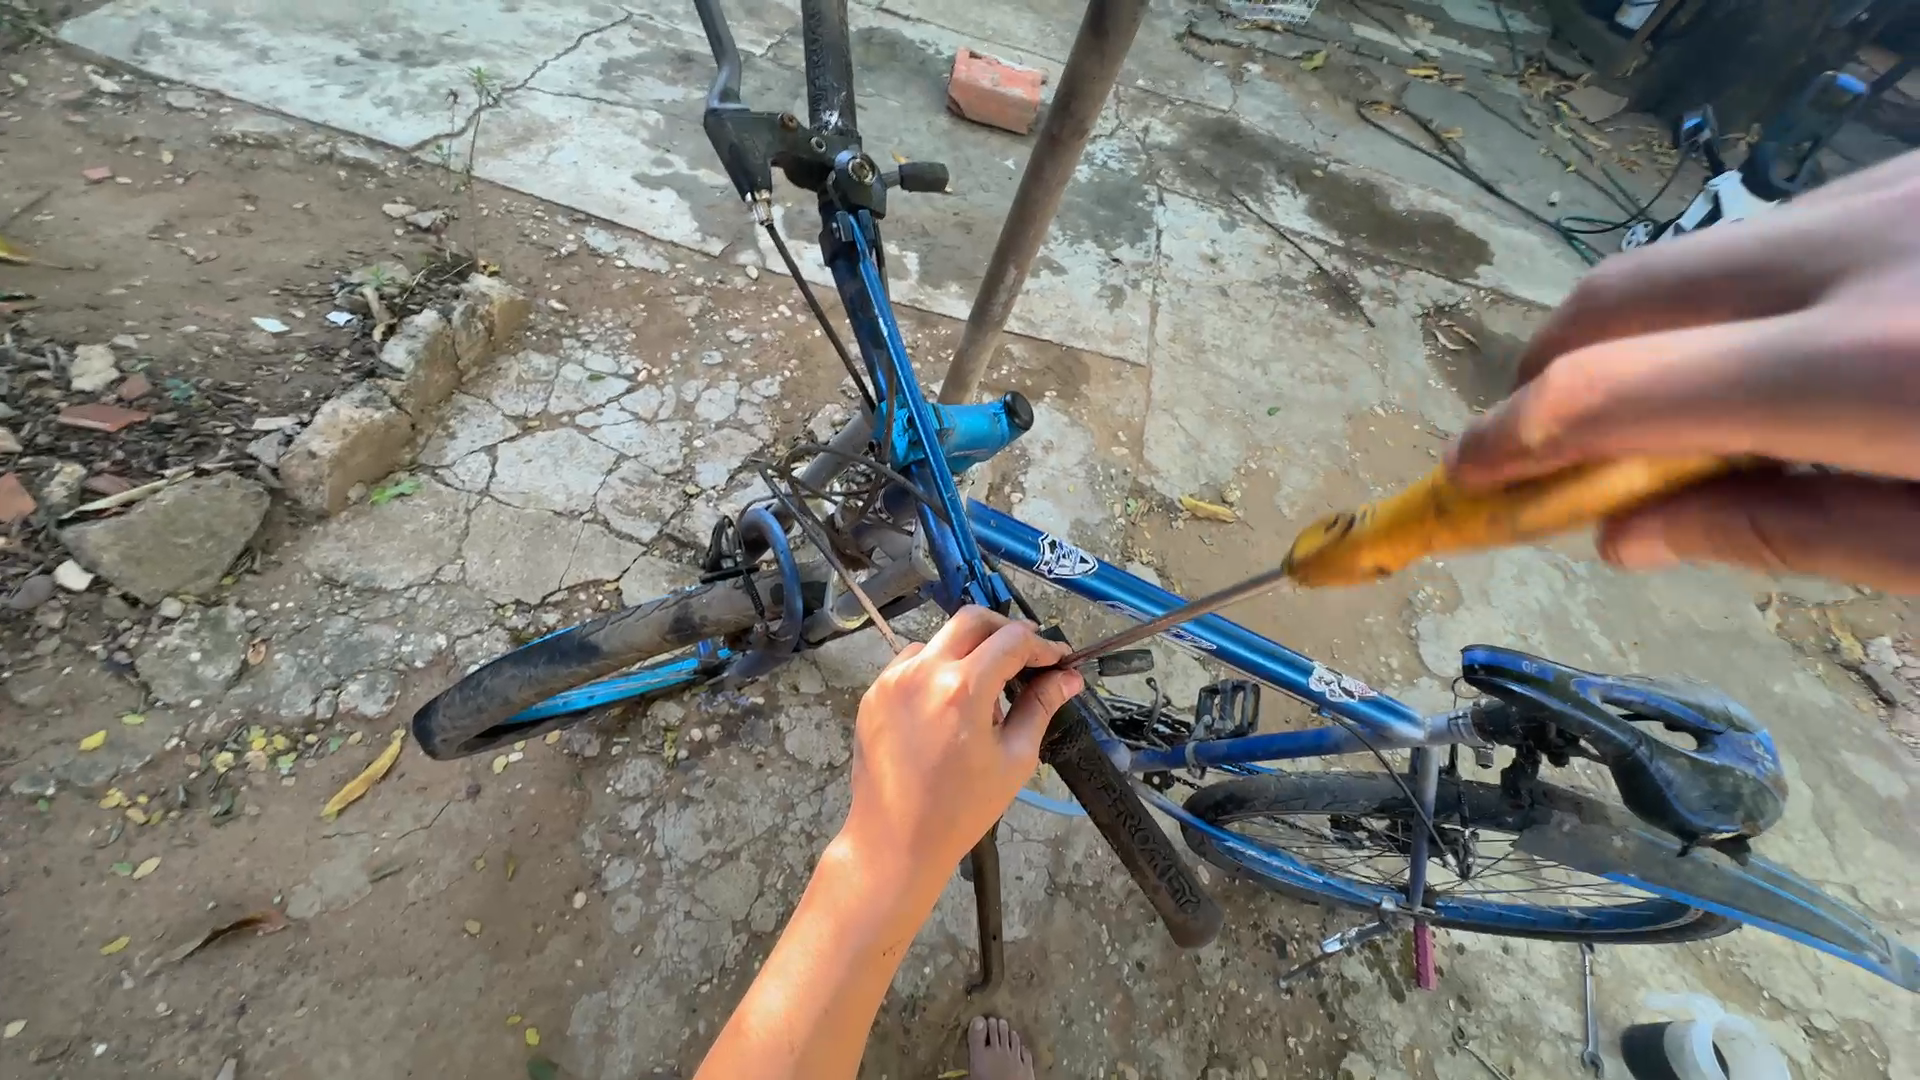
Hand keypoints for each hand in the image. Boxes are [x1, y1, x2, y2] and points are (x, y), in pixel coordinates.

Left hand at [840, 607, 1083, 876]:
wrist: (894, 841)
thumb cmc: (962, 809)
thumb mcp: (1015, 758)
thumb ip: (1041, 706)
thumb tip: (1069, 677)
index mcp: (963, 688)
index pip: (1012, 640)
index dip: (1042, 645)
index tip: (1056, 659)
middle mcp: (923, 672)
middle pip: (972, 619)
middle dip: (1005, 630)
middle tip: (1025, 657)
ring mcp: (893, 679)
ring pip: (940, 639)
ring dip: (969, 651)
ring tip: (984, 693)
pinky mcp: (874, 692)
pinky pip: (912, 661)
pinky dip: (937, 669)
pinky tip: (948, 704)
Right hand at [1449, 150, 1919, 592]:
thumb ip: (1778, 535)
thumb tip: (1618, 537)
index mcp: (1879, 372)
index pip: (1601, 395)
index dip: (1504, 439)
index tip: (1463, 478)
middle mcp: (1871, 251)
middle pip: (1610, 296)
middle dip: (1542, 373)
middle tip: (1544, 442)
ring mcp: (1910, 191)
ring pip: (1687, 258)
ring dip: (1636, 338)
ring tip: (1681, 409)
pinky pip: (1775, 234)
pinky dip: (1727, 304)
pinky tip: (1796, 354)